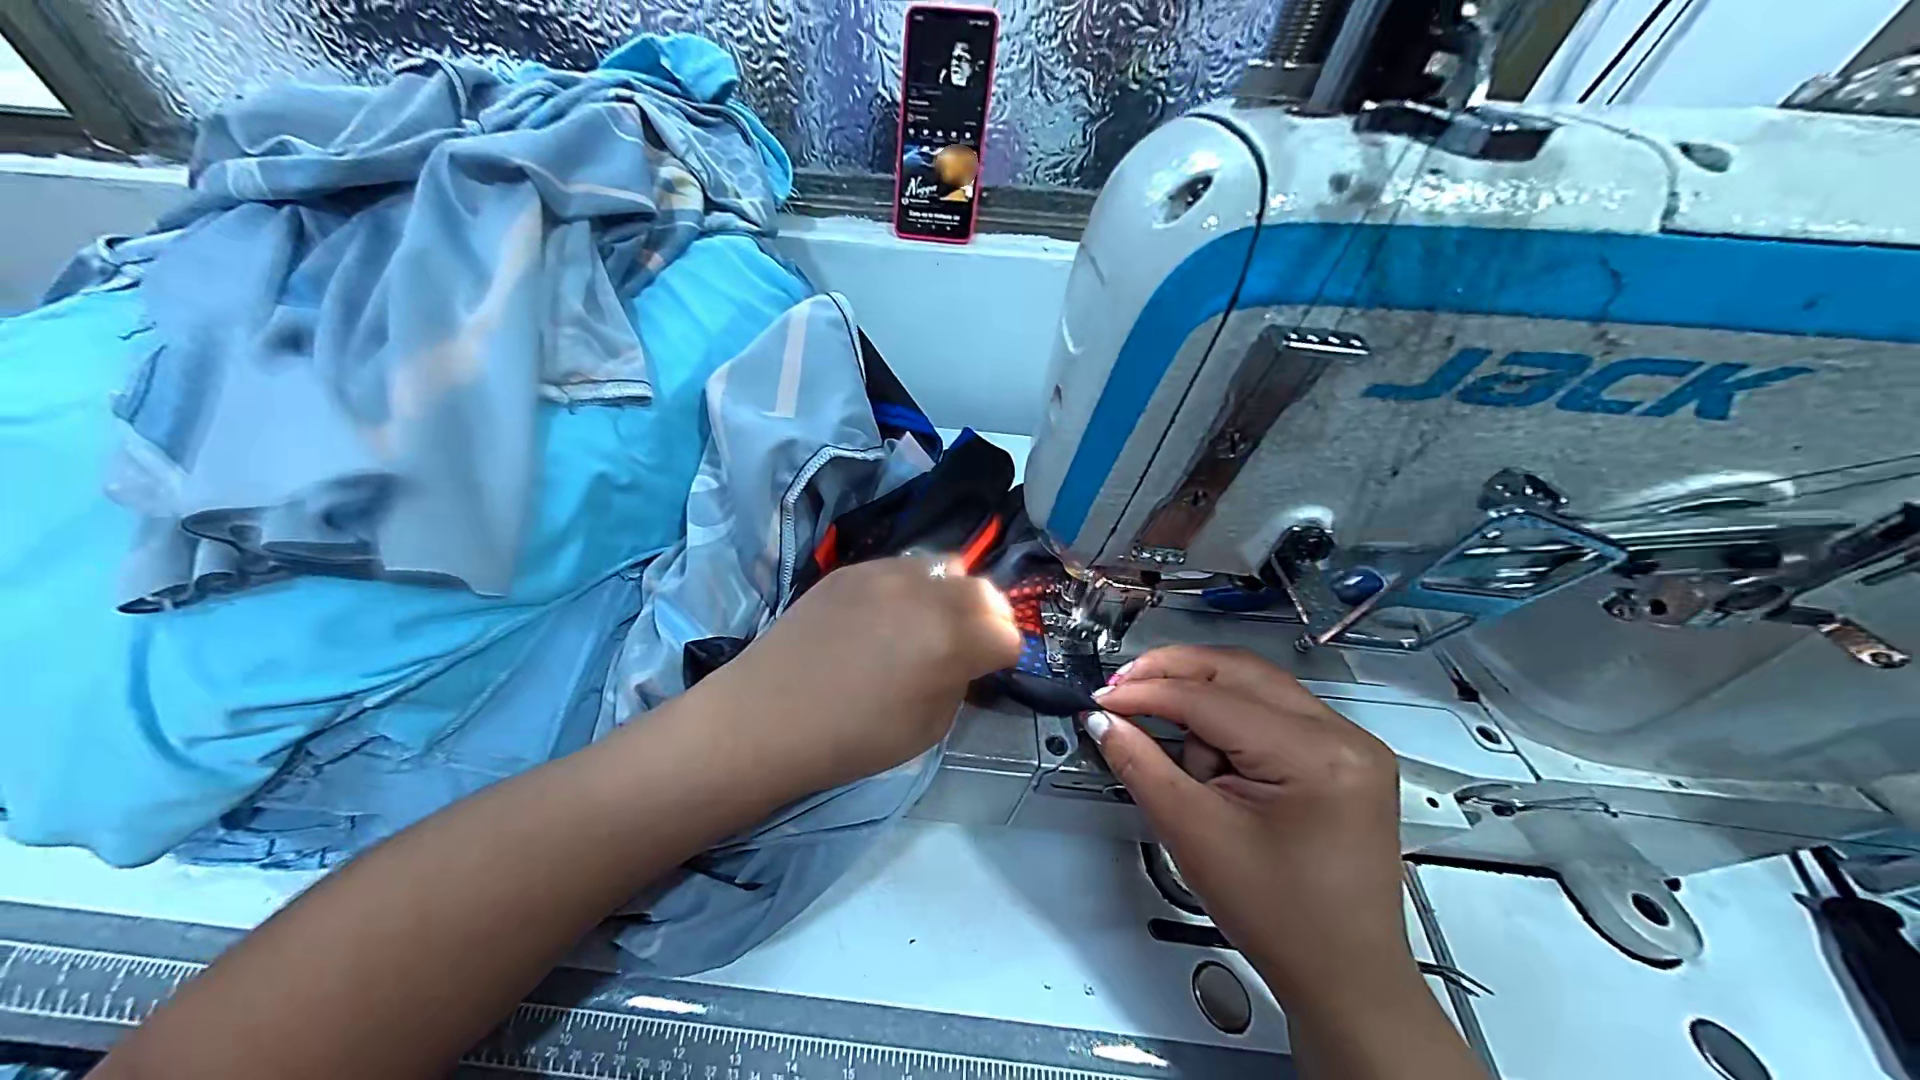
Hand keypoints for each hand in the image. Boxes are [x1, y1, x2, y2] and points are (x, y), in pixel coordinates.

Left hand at [694, 556, 1022, 799]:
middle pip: (984, 590)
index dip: (1003, 655)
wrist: (768, 716)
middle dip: (988, 617)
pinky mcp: (853, 570)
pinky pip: (902, 566)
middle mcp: (925, 595)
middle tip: (970, 642)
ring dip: (951, 593)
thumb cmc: (852, 739)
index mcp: (950, 641)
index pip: (1007, 634)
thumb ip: (959, 682)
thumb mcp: (928, 728)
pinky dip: (912, 586)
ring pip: (945, 566)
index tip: (989, 668)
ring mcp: (886, 575)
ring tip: (930, 620)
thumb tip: (966, 659)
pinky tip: (889, 614)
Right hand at [1084, 646, 1413, 1016]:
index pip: (1210, 700)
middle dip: (1173, 674)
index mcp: (1316, 757)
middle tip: (1123, 689)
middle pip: (1237, 669)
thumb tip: (1104, 721)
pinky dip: (1229, 719)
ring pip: (1252, 683)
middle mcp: (1345, 736)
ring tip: (1184, 758)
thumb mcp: (1194, 834)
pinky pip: (1271, 708)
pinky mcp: (1341, 752)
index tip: (1103, 699)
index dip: (1146, 692)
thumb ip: (1140, 764)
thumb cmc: (1280, 917)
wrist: (1341, 973)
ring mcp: (1349, 741)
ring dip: (1202, 699)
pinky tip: (1213, 757)